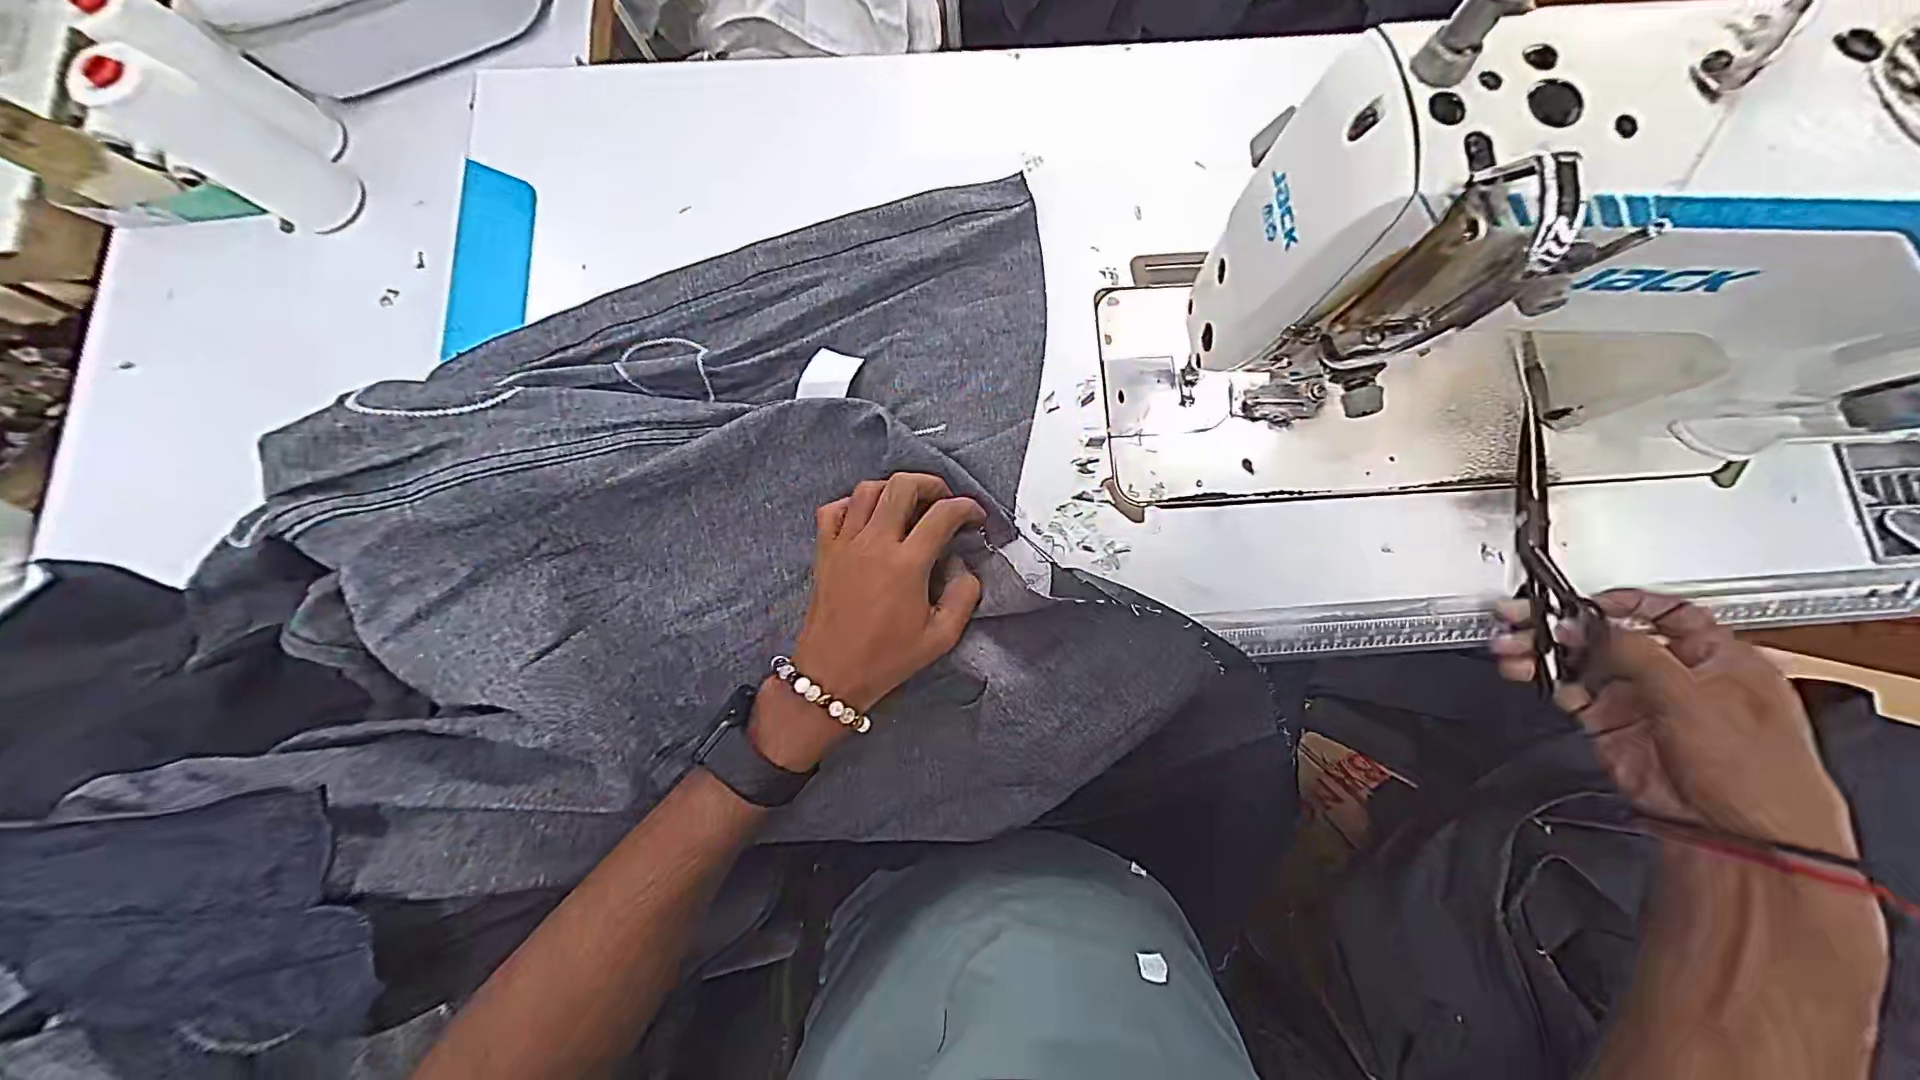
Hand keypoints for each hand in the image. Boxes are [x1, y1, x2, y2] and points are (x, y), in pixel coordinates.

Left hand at [751, 474, 985, 769]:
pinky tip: (867, 517)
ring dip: (894, 488)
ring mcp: (845, 544)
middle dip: (931, 484)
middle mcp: (874, 545)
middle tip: (943, 499)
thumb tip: (964, 566)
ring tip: (909, 504)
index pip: (943, 514)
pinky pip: (833, 509)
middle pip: (902, 486)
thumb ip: (964, 596)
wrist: (833, 674)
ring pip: (867, 490)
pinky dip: (852, 503)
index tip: (974, 516)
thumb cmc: (886, 658)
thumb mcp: (941, 637)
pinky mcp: (825, 551)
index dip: (967, 508)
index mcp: (906, 564)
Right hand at [1492, 588, 1858, 856]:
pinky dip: (1543, 680)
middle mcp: (1674, 676)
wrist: (1732, 831)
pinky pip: (1567, 692)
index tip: (1585, 600)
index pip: (1666, 613)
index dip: (1624, 601)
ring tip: (1511, 647)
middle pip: (1607, 637)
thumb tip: (1592, 624)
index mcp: (1715, 659)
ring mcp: (1639, 701)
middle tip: (1523, 617)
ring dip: (1542, 652)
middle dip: (1561, 625)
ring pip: (1579, 663)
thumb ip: (1637, 653)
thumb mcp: (1696, 696)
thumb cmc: (1755, 772)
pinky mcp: (1609, 724)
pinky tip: (1526, 672)